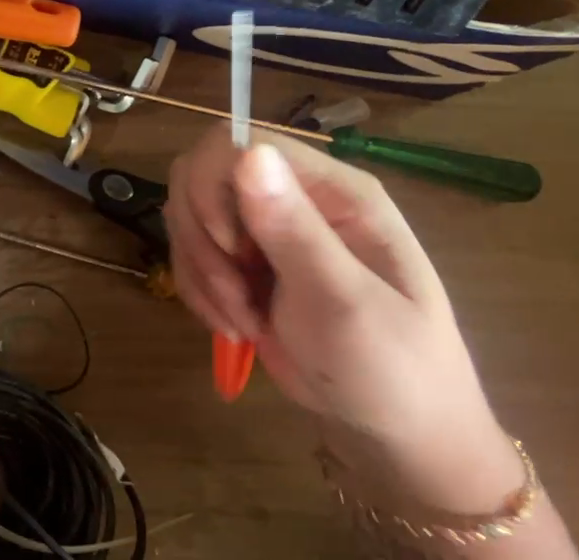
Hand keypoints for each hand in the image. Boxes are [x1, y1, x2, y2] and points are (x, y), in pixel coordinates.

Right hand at [166, 128, 521, 514]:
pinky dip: (198, 290)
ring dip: (200, 272)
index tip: (231, 248)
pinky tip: (235, 324)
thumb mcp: (344, 302)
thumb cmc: (391, 368)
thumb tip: (249, 154)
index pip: (236, 144)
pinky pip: (187, 252)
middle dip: (201, 239)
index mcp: (332, 190)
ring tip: (242, 320)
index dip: (213, 187)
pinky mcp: (240, 260)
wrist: (392, 434)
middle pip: (197, 176)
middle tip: (234, 292)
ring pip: (186, 216)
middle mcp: (293, 196)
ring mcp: (263, 228)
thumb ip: (294, 229)